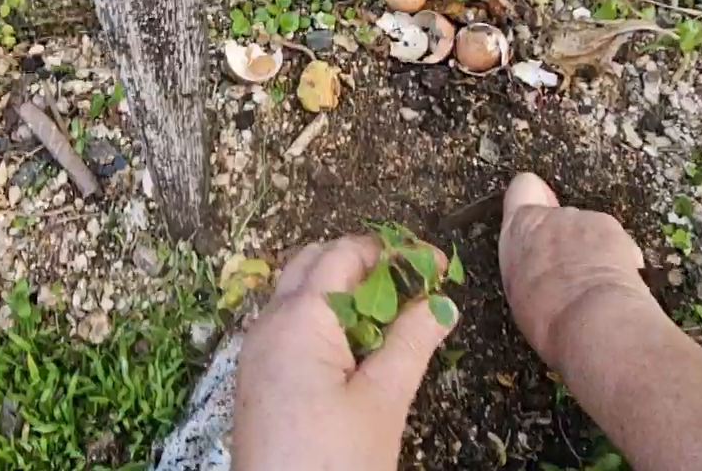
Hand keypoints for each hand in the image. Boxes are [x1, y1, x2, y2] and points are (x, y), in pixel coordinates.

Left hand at [234, 236, 456, 470]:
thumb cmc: (334, 465)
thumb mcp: (382, 403)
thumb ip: (411, 343)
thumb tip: (443, 302)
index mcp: (299, 317)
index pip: (344, 253)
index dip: (393, 252)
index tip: (436, 264)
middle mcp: (270, 320)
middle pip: (317, 261)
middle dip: (365, 263)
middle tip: (411, 285)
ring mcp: (258, 346)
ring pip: (301, 290)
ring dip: (344, 290)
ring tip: (391, 316)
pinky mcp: (257, 373)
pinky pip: (290, 321)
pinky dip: (324, 317)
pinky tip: (357, 346)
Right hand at [498, 172, 649, 365]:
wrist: (591, 322)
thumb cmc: (550, 320)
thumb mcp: (523, 294)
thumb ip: (528, 266)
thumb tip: (540, 273)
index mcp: (518, 231)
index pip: (523, 188)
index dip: (534, 197)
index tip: (541, 219)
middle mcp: (547, 217)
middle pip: (560, 215)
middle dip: (568, 236)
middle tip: (574, 271)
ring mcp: (580, 218)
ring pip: (589, 229)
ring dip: (594, 250)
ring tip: (599, 287)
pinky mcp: (609, 226)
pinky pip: (616, 239)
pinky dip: (620, 258)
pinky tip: (620, 285)